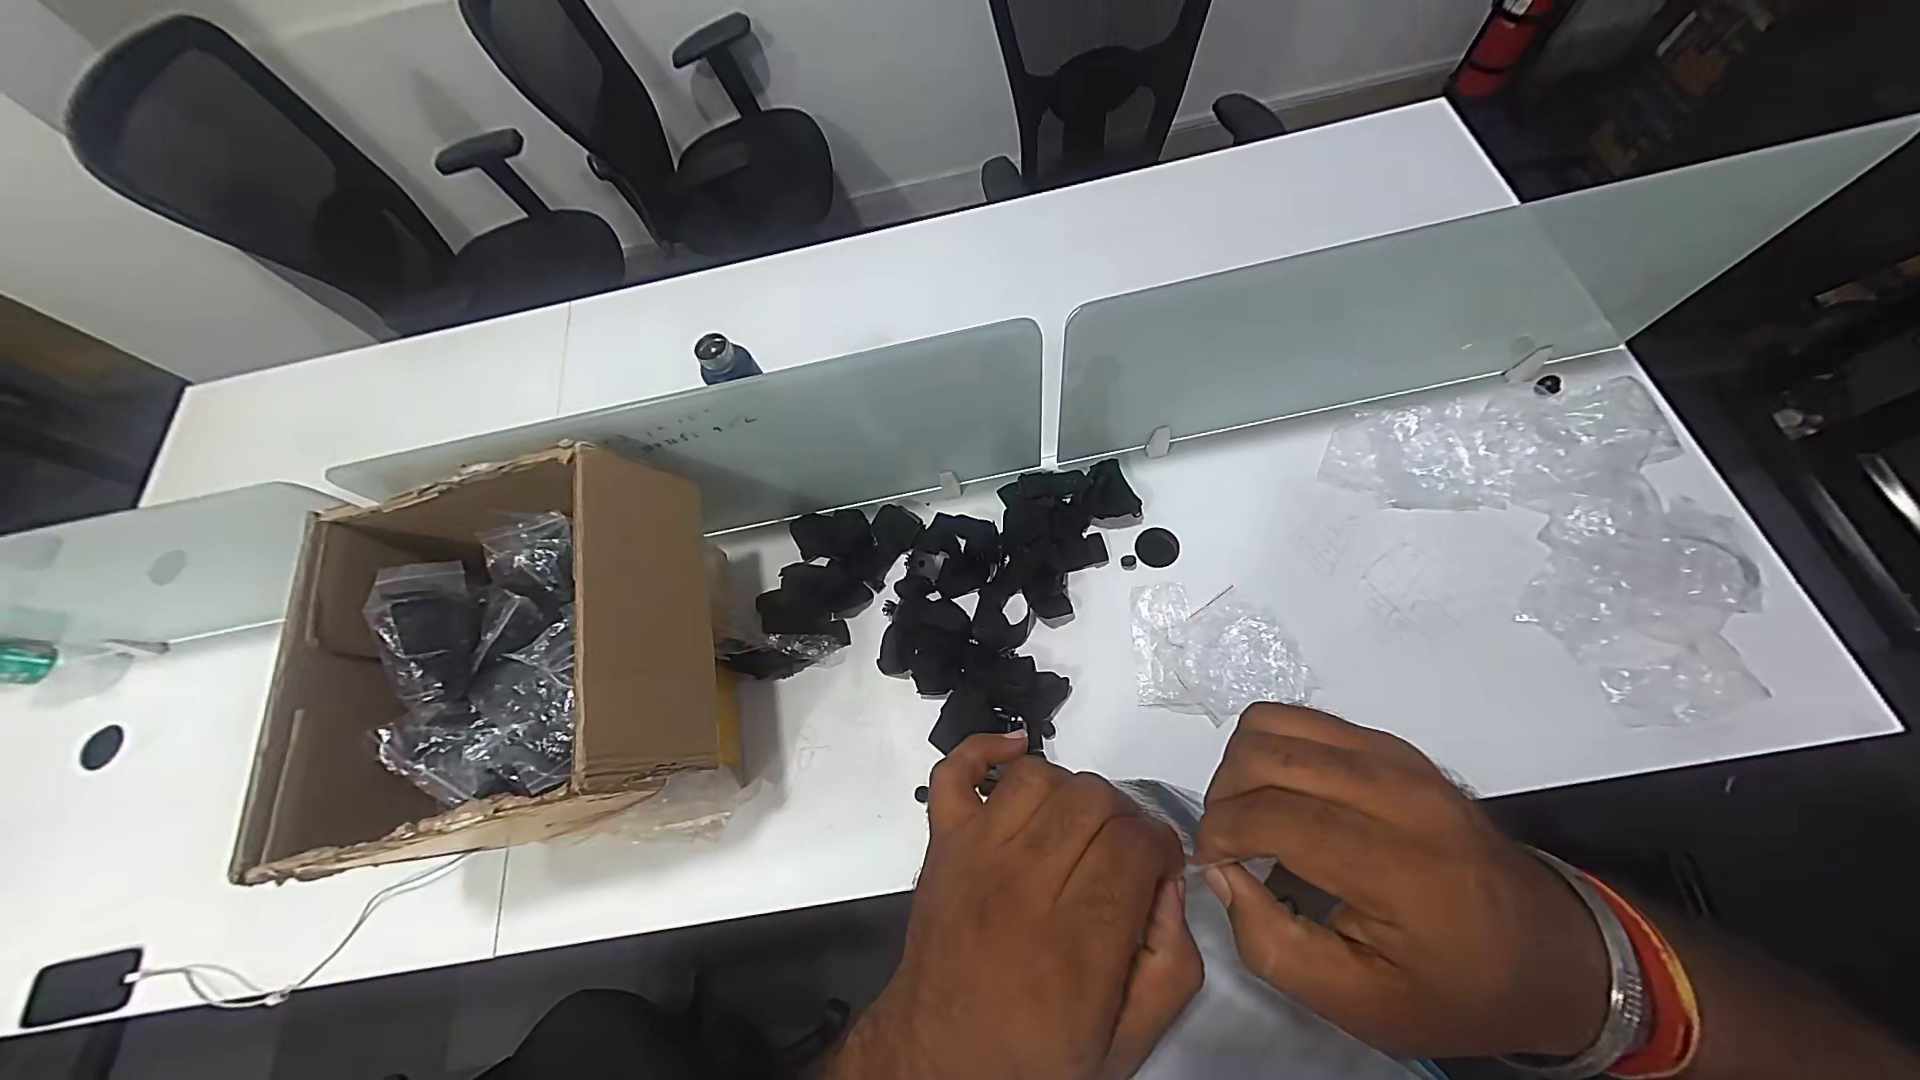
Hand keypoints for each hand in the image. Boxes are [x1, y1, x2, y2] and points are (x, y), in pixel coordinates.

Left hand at [827, 733, 1201, 1079]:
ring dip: (1071, 790)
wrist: (943, 1057)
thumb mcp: (1128, 1040)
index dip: (1161, 844)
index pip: (1135, 844)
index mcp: (1075, 946)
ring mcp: (974, 854)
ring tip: (1078, 823)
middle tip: (1124, 848)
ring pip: (1038, 776)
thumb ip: (1172, 962)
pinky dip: (983, 748)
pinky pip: (955, 770)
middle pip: (1092, 800)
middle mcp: (1021, 887)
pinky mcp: (943, 840)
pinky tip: (1016, 750)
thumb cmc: (1035, 1053)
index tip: (1160, 861)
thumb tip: (1169, 883)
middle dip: (1125, 817)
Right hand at [1194, 704, 1609, 1059]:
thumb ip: (1270, 944)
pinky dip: (1269, 747)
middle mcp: (1397, 793)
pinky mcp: (1389, 742)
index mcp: (1398, 867)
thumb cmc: (1456, 988)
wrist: (1552, 949)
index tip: (1212, 861)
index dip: (1221, 833)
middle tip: (1230, 839)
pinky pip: (1299, 719)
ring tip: (1249, 810)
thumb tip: (1220, 872)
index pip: (1274, 816)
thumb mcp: (1360, 1005)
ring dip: (1240, 764)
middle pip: (1263, 756)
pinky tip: (1282, 791)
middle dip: (1222, 795)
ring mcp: (1395, 756)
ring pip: (1272, 722)